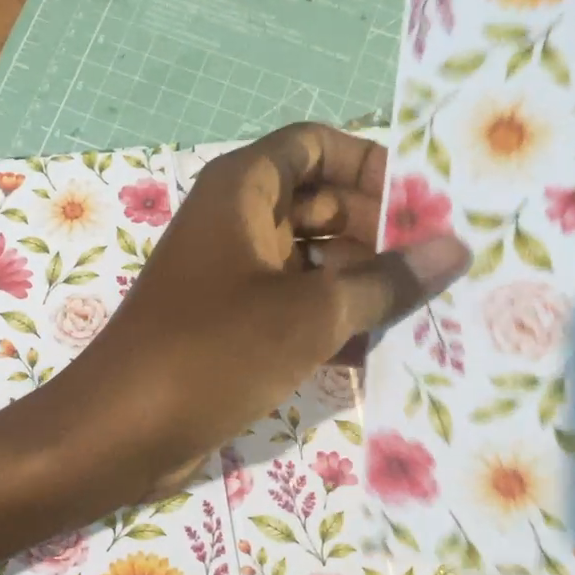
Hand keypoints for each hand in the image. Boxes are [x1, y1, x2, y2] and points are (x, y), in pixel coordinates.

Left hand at [57, 122, 469, 484]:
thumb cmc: (212, 351)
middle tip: (445, 266)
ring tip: (431, 312)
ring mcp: (231, 275)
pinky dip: (332, 321)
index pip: (314, 145)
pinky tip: (382, 352)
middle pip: (320, 203)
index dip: (369, 163)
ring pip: (312, 260)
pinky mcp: (231, 324)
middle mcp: (235, 222)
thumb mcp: (309, 314)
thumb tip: (454, 248)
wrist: (120, 429)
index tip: (425, 201)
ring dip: (363, 284)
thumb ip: (384, 280)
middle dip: (379, 231)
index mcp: (242, 190)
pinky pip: (293, 306)